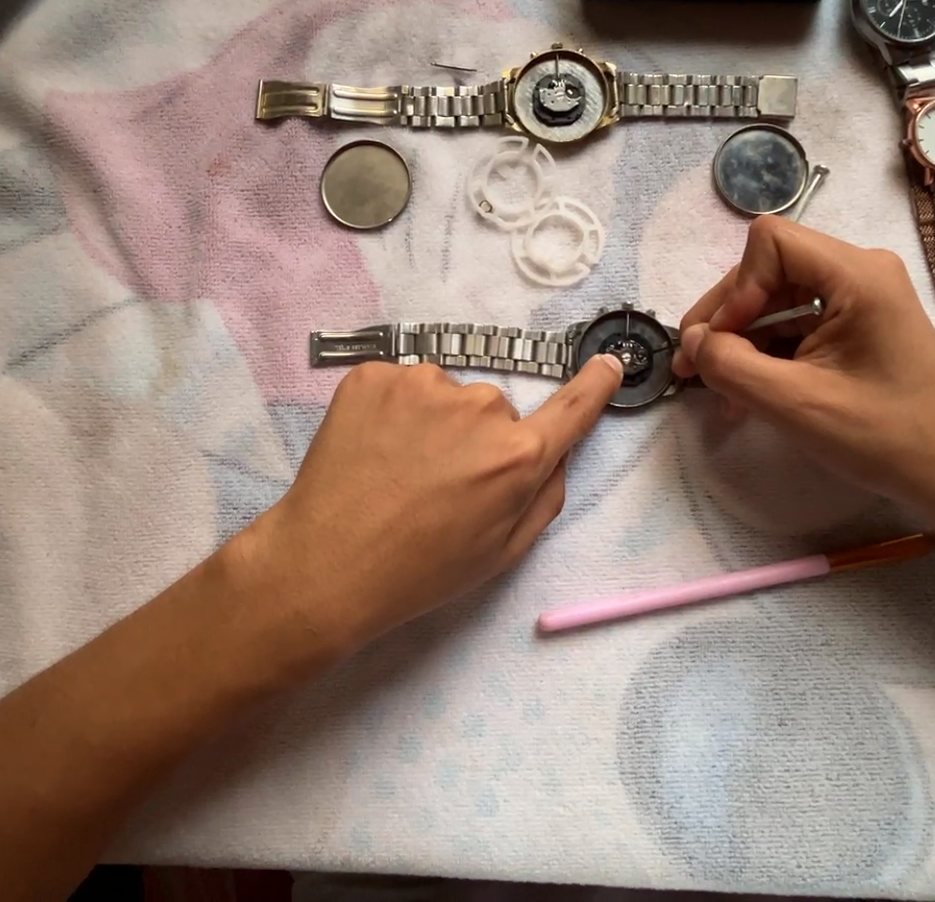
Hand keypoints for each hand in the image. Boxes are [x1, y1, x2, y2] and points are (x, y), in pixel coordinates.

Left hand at [229, 356, 623, 653]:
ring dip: (431, 421)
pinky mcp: (374, 375)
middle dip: (476, 438)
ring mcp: (422, 383)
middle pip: (493, 411)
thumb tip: (558, 450)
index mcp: (518, 456)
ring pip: (443, 396)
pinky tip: (372, 448)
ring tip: (397, 469)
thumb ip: (546, 495)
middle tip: (436, 482)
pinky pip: (400, 386)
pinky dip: (391, 410)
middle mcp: (479, 407)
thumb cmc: (421, 570)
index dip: (594, 386)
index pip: (571, 409)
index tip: (608, 363)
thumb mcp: (503, 552)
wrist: (326, 565)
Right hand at [671, 216, 934, 514]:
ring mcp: (859, 299)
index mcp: (857, 275)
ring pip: (773, 300)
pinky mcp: (855, 326)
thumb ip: (728, 364)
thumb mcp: (792, 402)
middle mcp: (859, 272)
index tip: (721, 342)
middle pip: (766, 270)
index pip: (770, 243)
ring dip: (739, 342)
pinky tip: (744, 393)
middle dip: (725, 319)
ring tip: (716, 389)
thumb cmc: (881, 436)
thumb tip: (690, 340)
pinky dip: (763, 354)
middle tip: (693, 367)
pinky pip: (793, 324)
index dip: (735, 290)